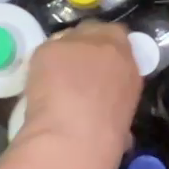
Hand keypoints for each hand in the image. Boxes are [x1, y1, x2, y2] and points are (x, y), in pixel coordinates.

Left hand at [11, 22, 142, 168]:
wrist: (74, 137)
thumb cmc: (104, 138)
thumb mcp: (123, 112)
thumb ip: (116, 92)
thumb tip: (105, 97)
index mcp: (127, 61)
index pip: (118, 35)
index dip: (106, 48)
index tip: (98, 62)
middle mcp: (103, 44)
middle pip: (92, 30)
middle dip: (84, 45)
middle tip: (75, 68)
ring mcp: (73, 42)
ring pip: (66, 38)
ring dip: (63, 54)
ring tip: (55, 79)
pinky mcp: (47, 48)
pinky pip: (45, 52)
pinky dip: (43, 65)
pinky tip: (42, 85)